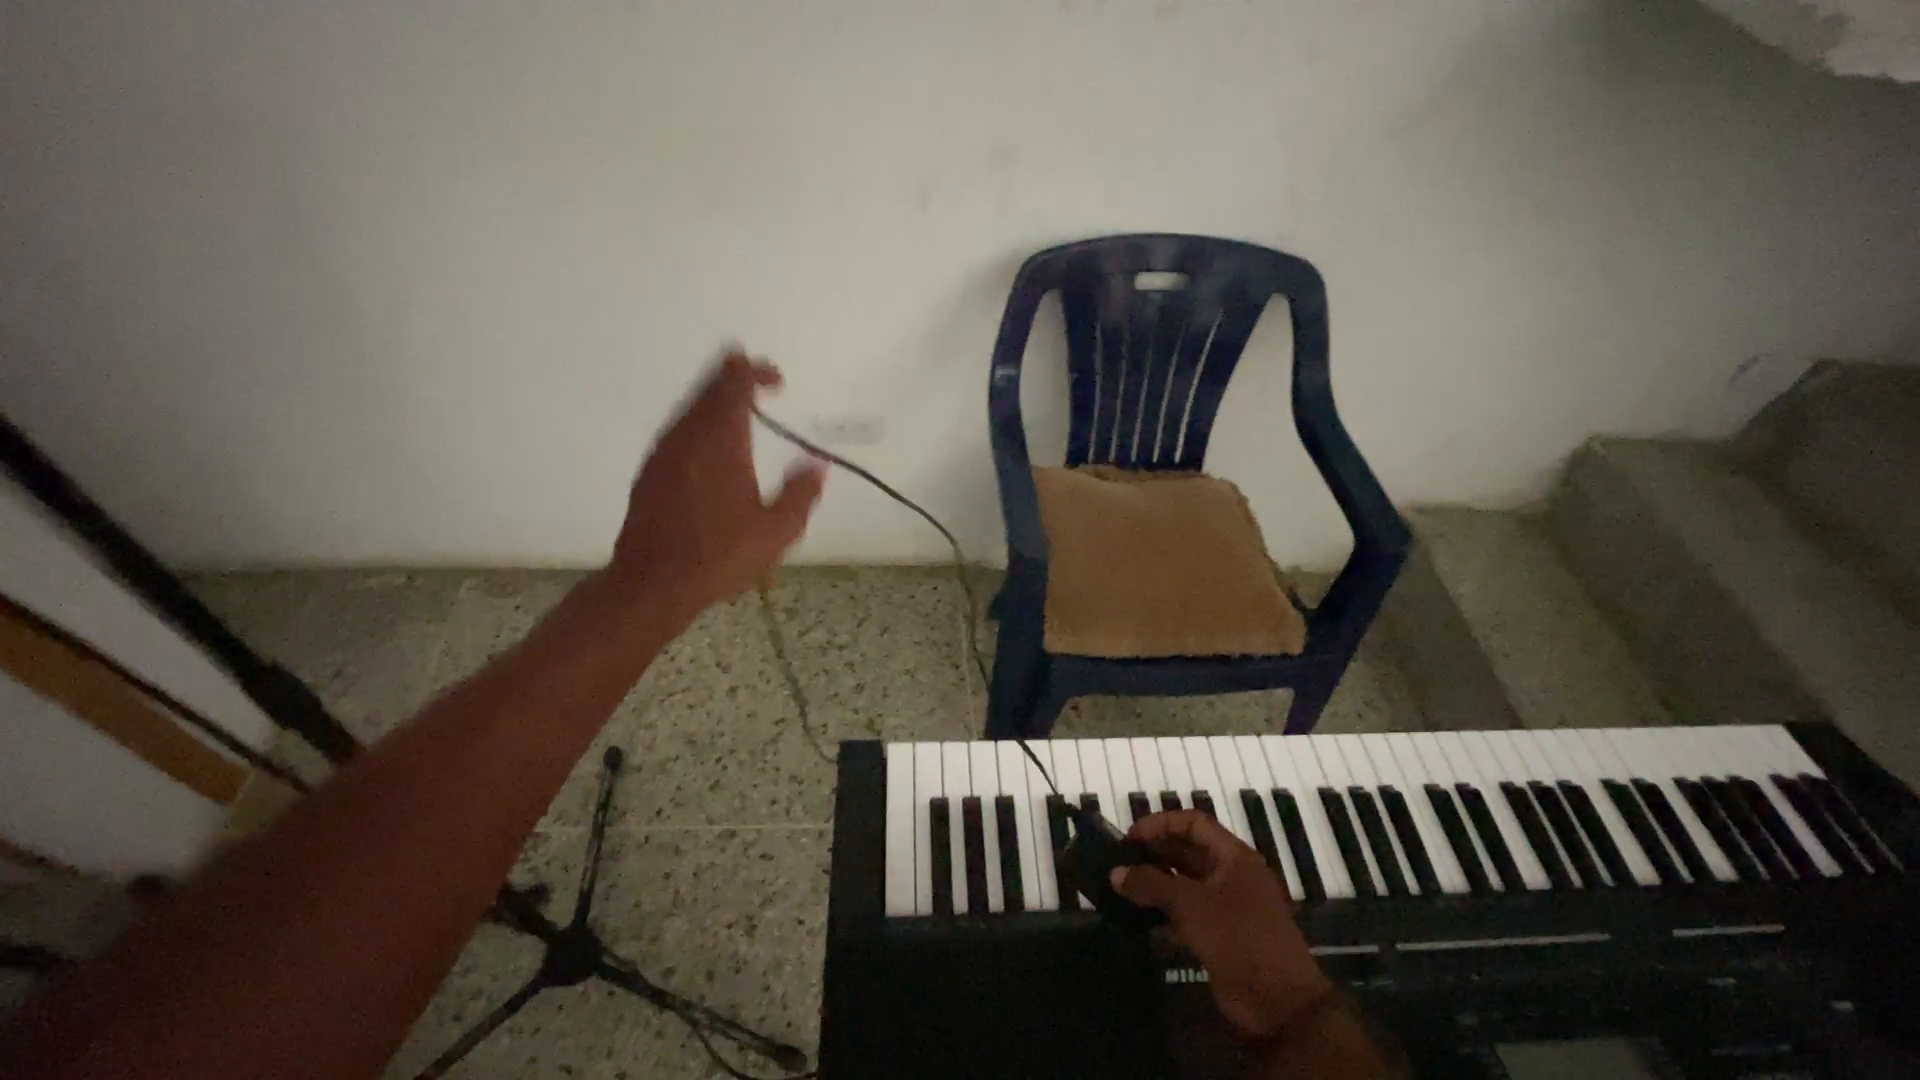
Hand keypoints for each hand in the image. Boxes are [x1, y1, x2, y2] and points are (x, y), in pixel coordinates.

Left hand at [606, 351, 825, 619]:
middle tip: (753, 375)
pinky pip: (677, 430)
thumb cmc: (719, 556)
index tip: (776, 379)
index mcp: (722, 442)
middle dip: (732, 377)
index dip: (755, 373)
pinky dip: (696, 422)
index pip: (735, 386)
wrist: (653, 583)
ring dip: (712, 399)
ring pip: (688, 409)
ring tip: (733, 402)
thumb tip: (817, 465)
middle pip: (707, 389)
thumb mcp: (777, 531)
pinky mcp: (650, 473)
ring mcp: (664, 454)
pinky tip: (706, 442)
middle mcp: (688, 437)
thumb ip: (800, 493)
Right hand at [1112, 810, 1331, 1037]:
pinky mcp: (1220, 936)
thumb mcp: (1191, 905)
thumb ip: (1152, 885)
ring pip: (1185, 886)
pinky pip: (1187, 916)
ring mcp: (1227, 908)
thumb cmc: (1238, 938)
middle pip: (1188, 853)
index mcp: (1234, 858)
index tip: (1130, 837)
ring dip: (1156, 886)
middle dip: (1154, 854)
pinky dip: (1164, 917)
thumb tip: (1115, 873)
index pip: (1193, 823)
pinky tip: (1139, 923)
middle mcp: (1232, 876)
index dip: (1160, 824)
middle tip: (1120, 863)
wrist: (1278, 1002)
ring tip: (1123, 890)